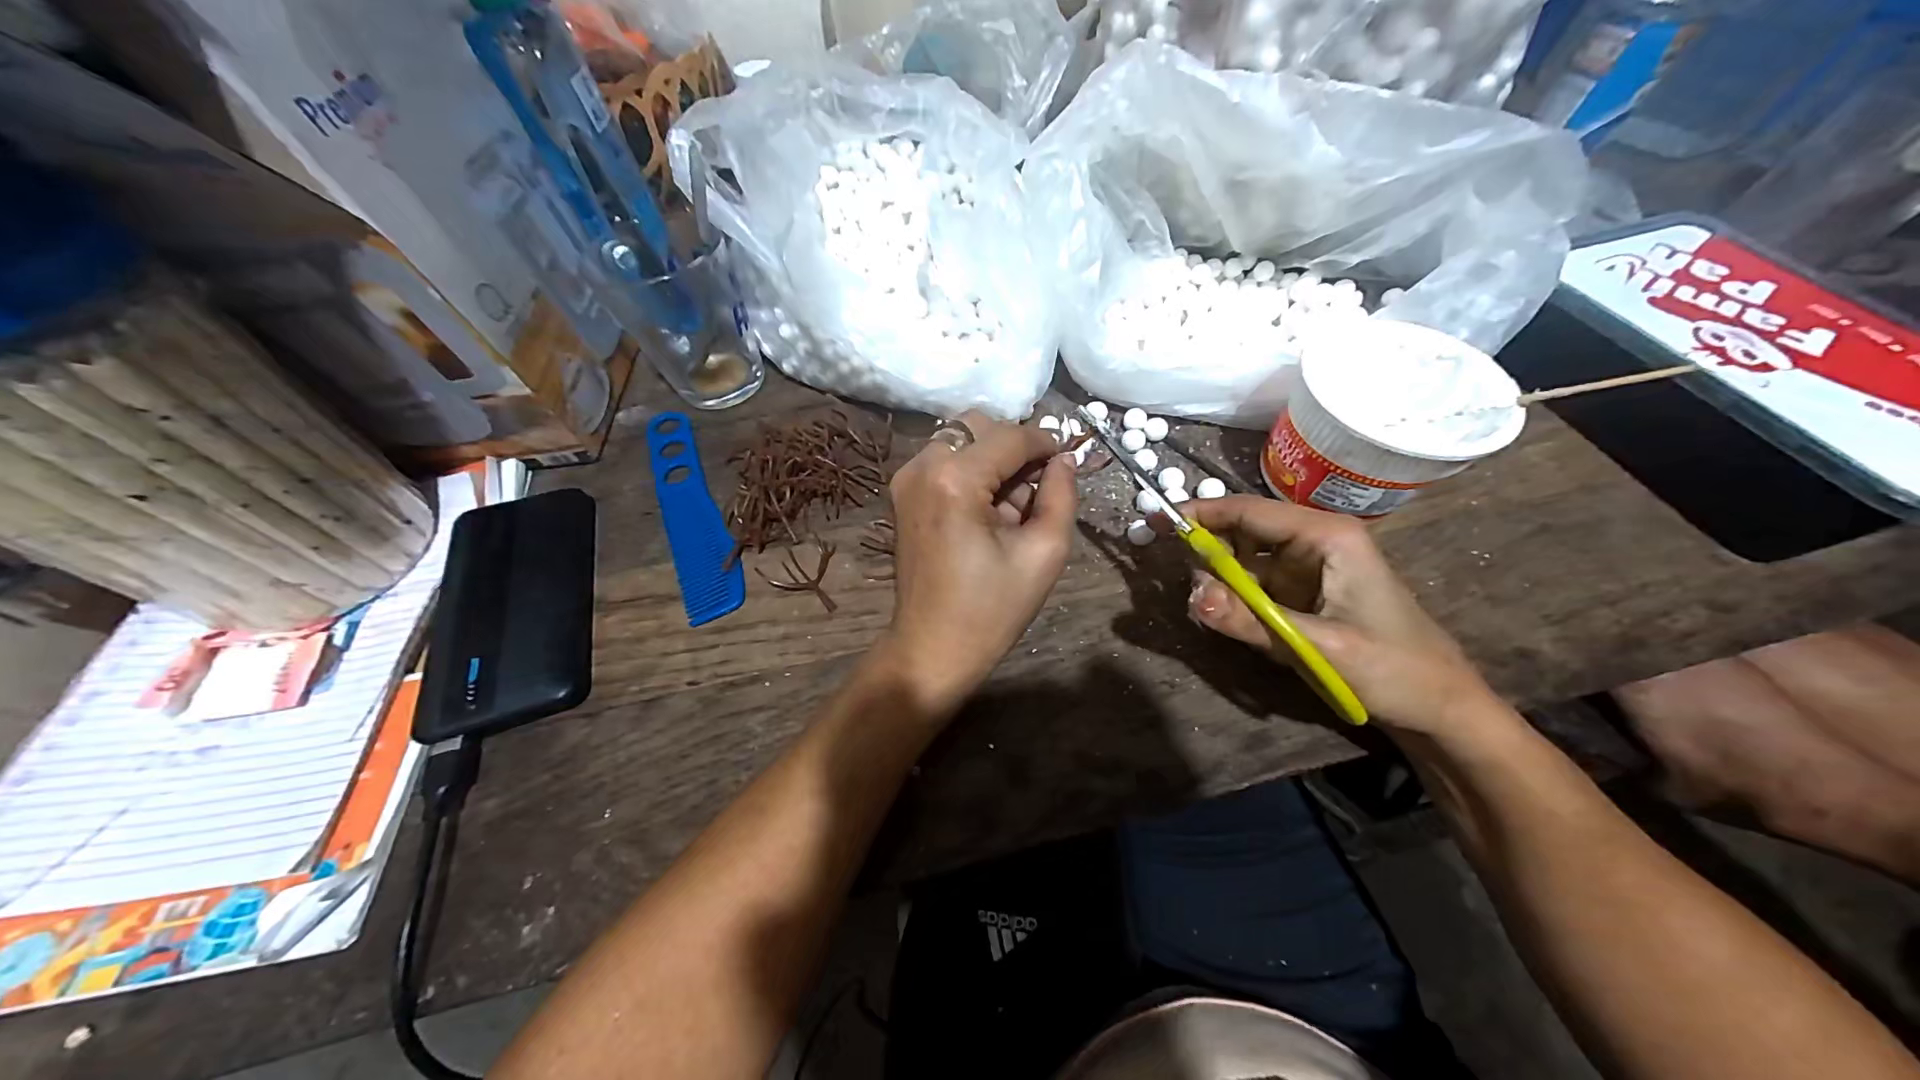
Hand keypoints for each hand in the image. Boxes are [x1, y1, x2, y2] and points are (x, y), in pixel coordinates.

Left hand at [877, 411, 1077, 714]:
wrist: (932, 647)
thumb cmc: (992, 609)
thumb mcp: (1043, 552)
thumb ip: (1061, 495)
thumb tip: (1064, 459)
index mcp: (954, 479)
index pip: (1012, 436)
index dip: (1047, 444)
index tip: (1069, 464)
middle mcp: (922, 466)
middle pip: (981, 425)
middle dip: (1016, 447)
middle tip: (1039, 486)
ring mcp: (906, 478)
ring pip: (962, 439)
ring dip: (994, 458)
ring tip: (1013, 505)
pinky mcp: (902, 493)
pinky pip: (945, 460)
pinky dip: (972, 470)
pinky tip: (988, 509)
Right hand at [1182, 495, 1507, 735]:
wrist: (1440, 709)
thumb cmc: (1393, 669)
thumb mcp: (1318, 646)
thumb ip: (1252, 622)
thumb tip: (1191, 597)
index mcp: (1328, 538)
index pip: (1251, 512)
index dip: (1202, 513)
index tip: (1158, 517)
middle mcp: (1316, 544)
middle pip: (1244, 532)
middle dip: (1207, 550)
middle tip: (1175, 575)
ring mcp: (1308, 571)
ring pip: (1245, 562)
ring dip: (1218, 581)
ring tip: (1201, 607)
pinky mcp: (1303, 597)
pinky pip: (1255, 589)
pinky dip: (1234, 600)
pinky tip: (1222, 618)